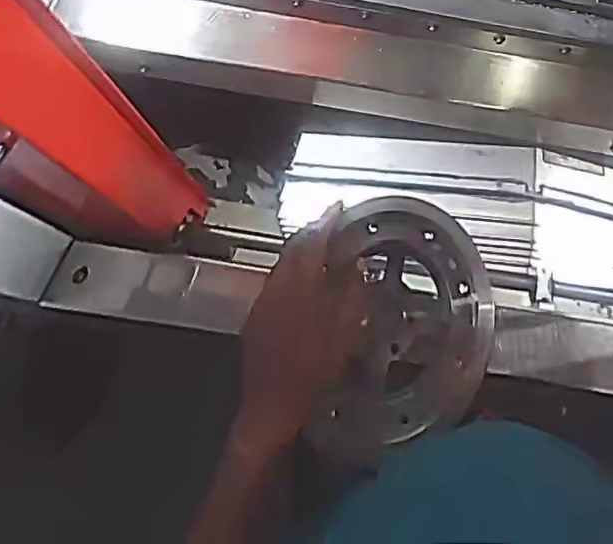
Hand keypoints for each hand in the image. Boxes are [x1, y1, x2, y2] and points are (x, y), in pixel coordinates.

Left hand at [232, 203, 366, 452]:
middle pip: (294, 247)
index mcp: (301, 287)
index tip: (338, 206)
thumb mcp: (346, 331)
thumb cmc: (314, 370)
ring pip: (282, 261)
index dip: (327, 220)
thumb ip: (353, 293)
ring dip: (301, 248)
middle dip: (313, 230)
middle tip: (331, 221)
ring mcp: (262, 301)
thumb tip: (357, 266)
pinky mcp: (255, 315)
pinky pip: (275, 278)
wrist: (271, 405)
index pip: (313, 241)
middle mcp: (277, 288)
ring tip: (321, 243)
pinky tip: (303, 275)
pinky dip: (291, 268)